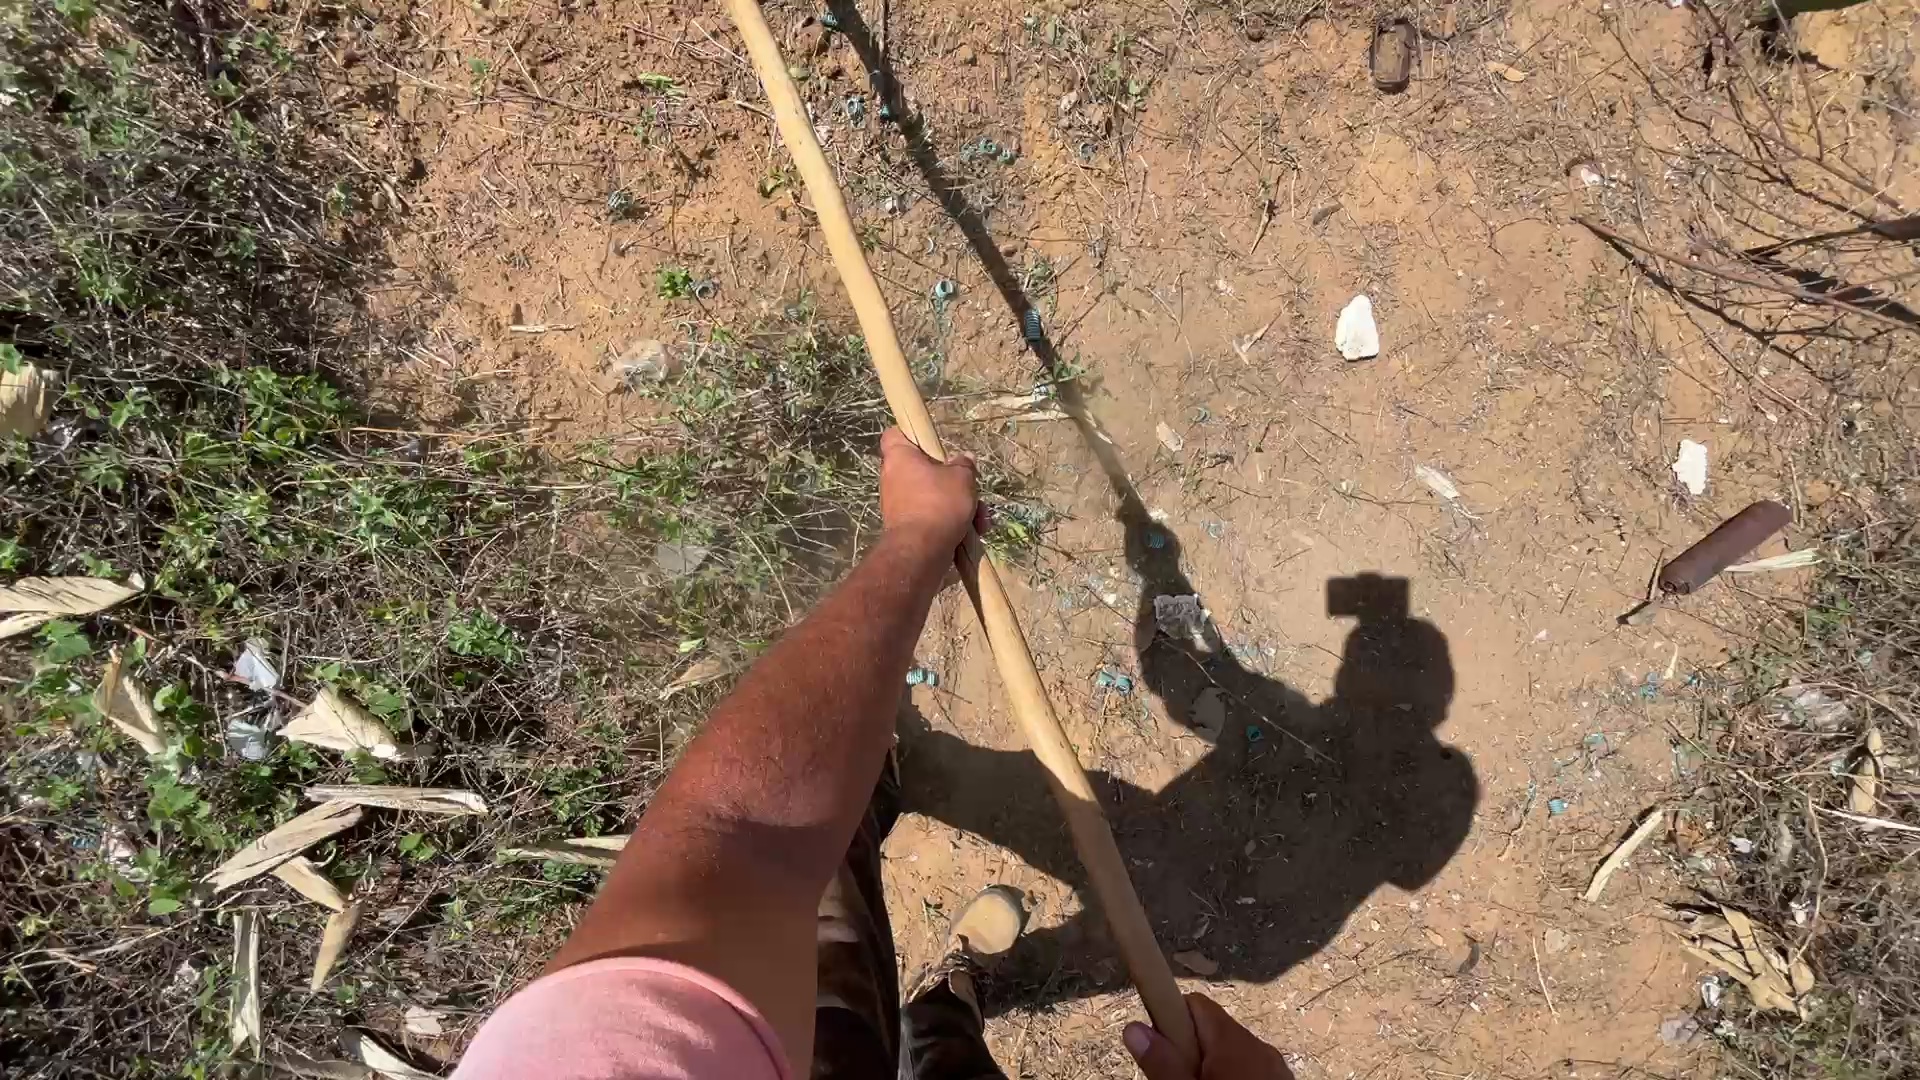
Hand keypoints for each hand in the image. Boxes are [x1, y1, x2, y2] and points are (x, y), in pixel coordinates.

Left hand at [878, 427, 978, 555]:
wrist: (921, 553)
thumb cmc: (938, 504)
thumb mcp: (962, 478)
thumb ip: (964, 465)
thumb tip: (964, 459)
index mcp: (899, 458)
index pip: (895, 434)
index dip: (913, 434)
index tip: (933, 442)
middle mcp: (894, 479)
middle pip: (926, 470)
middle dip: (954, 482)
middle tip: (971, 490)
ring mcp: (899, 505)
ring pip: (933, 496)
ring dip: (959, 506)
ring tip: (980, 521)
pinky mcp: (907, 527)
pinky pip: (931, 517)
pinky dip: (950, 523)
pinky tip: (972, 534)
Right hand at [1123, 994, 1293, 1079]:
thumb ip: (1163, 1065)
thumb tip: (1133, 1028)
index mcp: (1234, 1041)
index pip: (1194, 1004)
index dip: (1172, 1021)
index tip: (1163, 1053)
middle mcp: (1260, 1048)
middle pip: (1212, 1032)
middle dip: (1191, 1053)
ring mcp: (1277, 1071)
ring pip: (1231, 1056)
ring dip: (1212, 1071)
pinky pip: (1251, 1074)